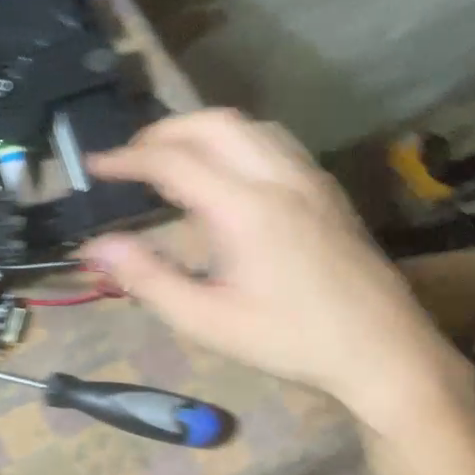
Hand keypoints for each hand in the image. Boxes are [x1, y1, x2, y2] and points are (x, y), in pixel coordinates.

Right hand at [77, 109, 474, 433]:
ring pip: (249, 126)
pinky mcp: (325, 192)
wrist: (381, 350)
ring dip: (200, 131)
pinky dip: (233, 142)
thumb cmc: (287, 340)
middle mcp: (280, 180)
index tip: (93, 166)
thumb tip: (96, 247)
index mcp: (246, 209)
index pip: (174, 161)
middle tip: (127, 157)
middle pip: (215, 124)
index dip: (127, 159)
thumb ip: (147, 278)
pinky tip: (219, 174)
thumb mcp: (205, 320)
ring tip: (167, 158)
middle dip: (163, 131)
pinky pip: (273, 143)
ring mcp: (309, 181)